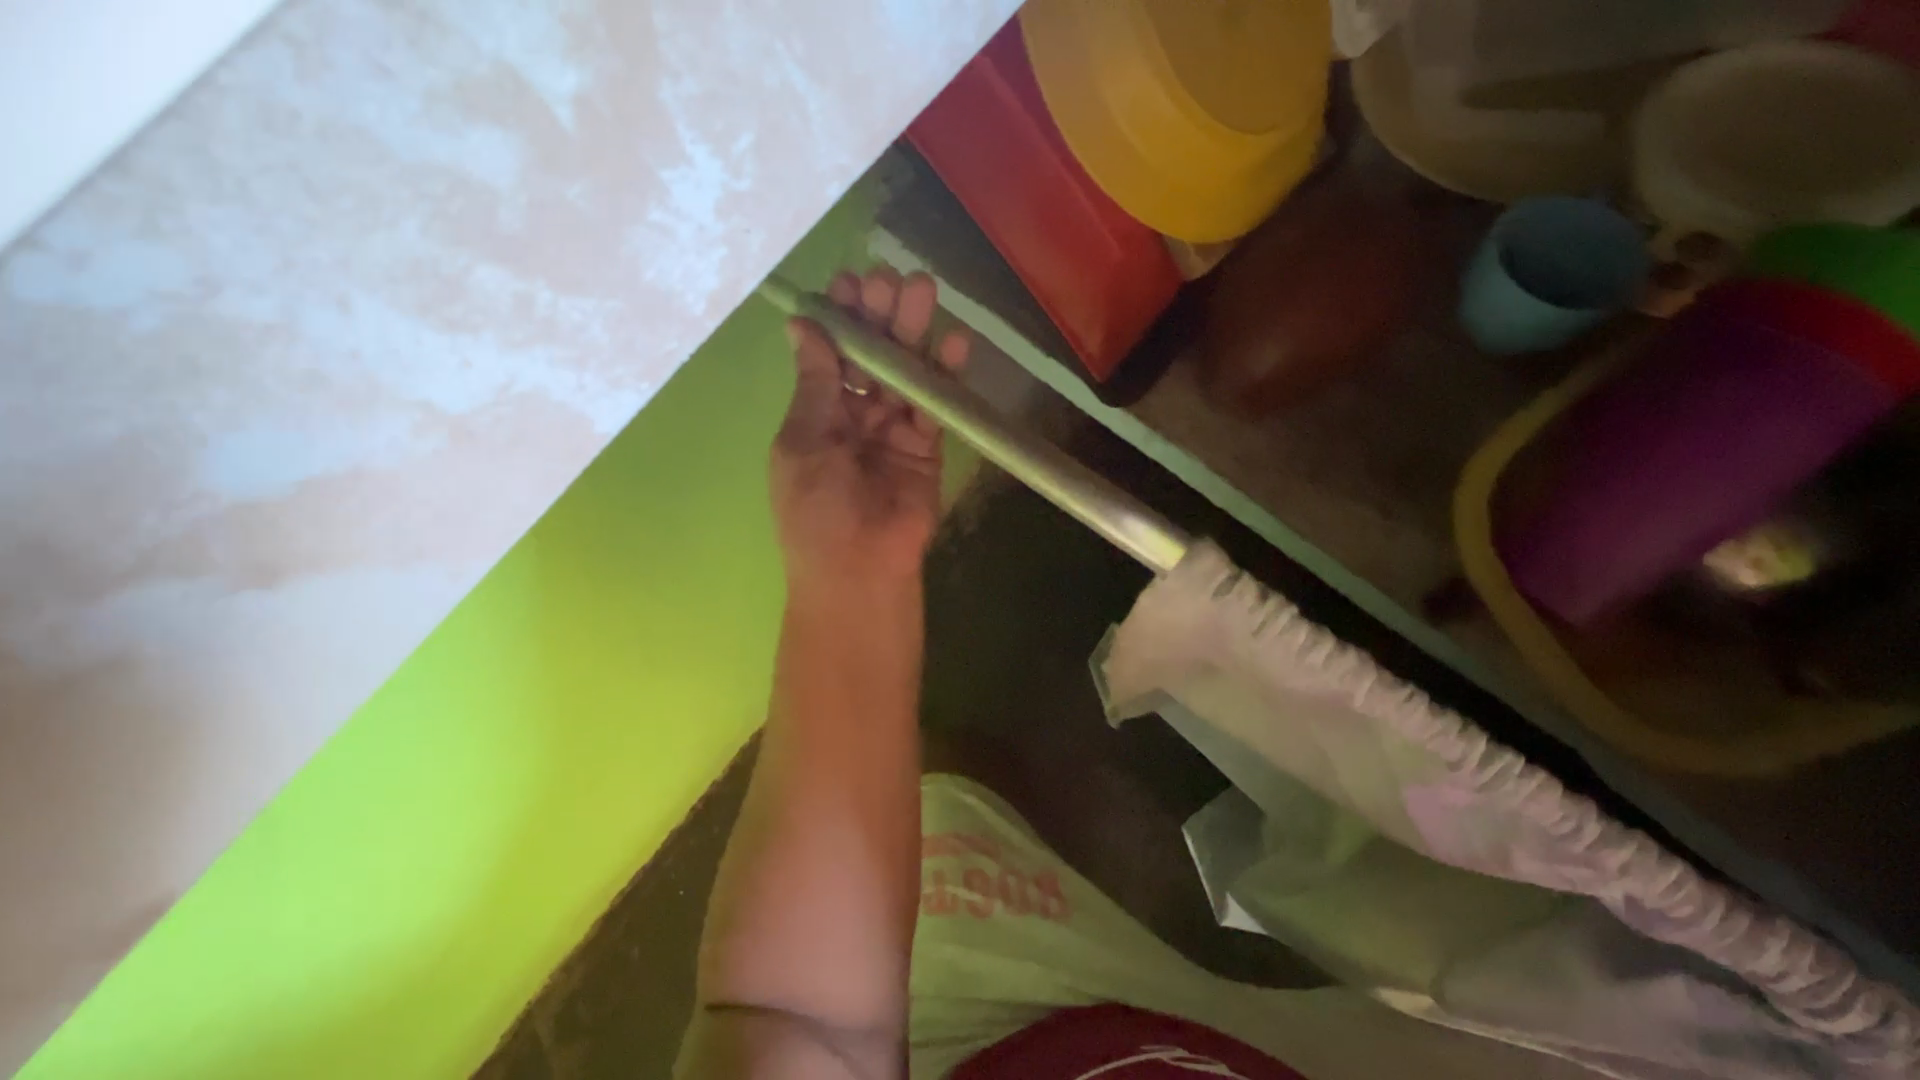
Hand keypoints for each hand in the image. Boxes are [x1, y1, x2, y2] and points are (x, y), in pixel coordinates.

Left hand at [770, 269, 969, 596]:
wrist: (857, 570)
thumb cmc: (816, 510)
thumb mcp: (803, 442)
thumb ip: (815, 384)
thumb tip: (804, 326)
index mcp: (816, 413)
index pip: (830, 354)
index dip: (839, 319)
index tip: (848, 282)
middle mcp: (855, 415)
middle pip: (871, 356)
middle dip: (880, 317)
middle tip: (891, 280)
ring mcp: (894, 430)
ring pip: (905, 372)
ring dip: (914, 333)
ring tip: (923, 289)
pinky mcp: (928, 446)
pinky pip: (936, 403)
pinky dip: (945, 374)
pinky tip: (954, 340)